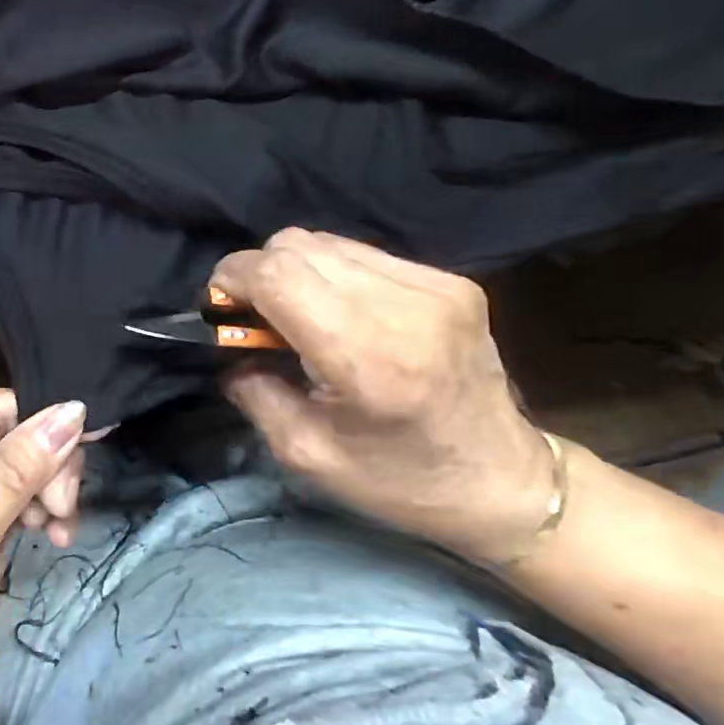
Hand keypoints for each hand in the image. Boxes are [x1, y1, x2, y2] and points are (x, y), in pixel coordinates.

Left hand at [0, 390, 85, 724]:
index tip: (85, 452)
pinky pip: (23, 498)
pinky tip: (57, 536)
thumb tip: (75, 409)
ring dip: (51, 491)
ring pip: (24, 467)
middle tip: (63, 507)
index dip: (40, 423)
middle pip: (11, 436)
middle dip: (46, 466)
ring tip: (60, 527)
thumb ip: (18, 469)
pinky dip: (45, 511)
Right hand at [211, 228, 554, 559]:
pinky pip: (366, 253)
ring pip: (328, 241)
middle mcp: (404, 306)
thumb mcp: (308, 455)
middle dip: (258, 273)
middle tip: (254, 318)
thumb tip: (227, 345)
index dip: (232, 280)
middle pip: (297, 245)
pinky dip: (335, 273)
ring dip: (295, 269)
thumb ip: (255, 391)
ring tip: (298, 314)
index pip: (278, 275)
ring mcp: (435, 286)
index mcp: (367, 357)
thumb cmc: (400, 483)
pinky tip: (341, 310)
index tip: (220, 309)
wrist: (503, 481)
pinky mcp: (452, 281)